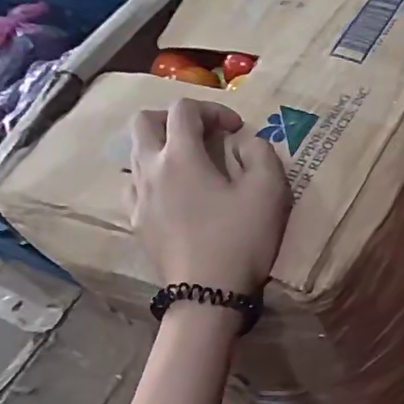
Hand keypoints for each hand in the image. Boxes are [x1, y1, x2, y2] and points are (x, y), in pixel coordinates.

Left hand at [130, 98, 289, 293]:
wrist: (208, 295)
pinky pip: (134, 187)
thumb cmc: (241, 239)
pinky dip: (152, 179)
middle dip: (173, 119)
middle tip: (201, 134)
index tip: (236, 128)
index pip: (184, 109)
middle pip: (144, 122)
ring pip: (136, 154)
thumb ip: (261, 153)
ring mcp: (138, 198)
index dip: (212, 109)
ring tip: (189, 165)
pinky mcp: (136, 223)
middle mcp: (150, 169)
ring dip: (161, 148)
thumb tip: (246, 141)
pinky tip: (173, 195)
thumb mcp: (269, 191)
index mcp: (181, 156)